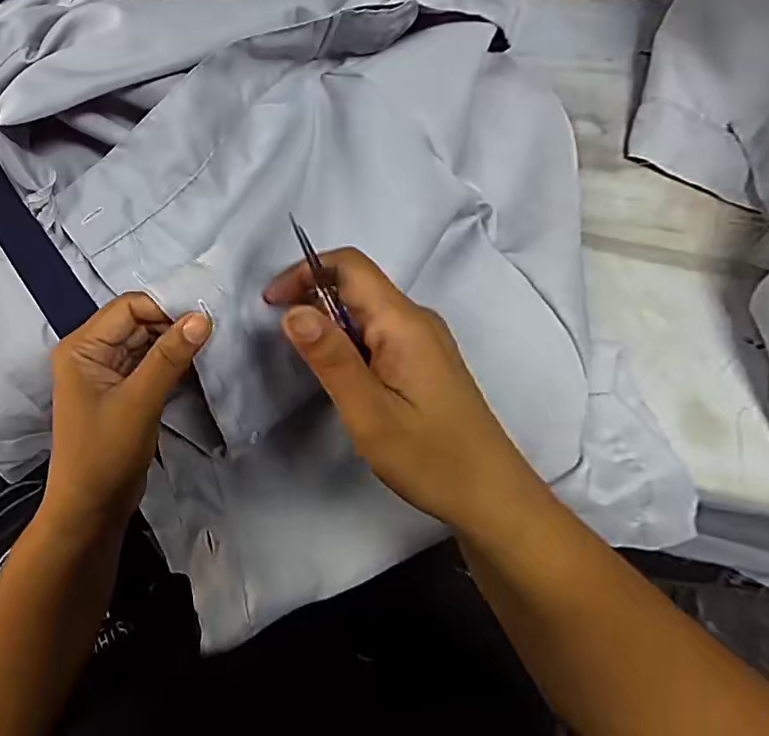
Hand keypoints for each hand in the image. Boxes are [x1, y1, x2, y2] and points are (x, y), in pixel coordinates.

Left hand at [43, 293, 209, 533]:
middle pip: (136, 321)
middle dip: (171, 324)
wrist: (90, 509)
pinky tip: (196, 364)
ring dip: (173, 343)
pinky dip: (168, 362)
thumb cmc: (105, 454)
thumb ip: (169, 357)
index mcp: (82, 346)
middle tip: (213, 330)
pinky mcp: (120, 389)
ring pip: (144, 342)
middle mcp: (89, 351)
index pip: (126, 308)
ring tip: (210, 344)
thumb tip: (201, 318)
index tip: (204, 315)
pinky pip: (146, 363)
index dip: (164, 307)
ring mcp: (104, 371)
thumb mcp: (140, 401)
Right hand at [265, 248, 546, 534]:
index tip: (272, 303)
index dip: (304, 272)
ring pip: (363, 307)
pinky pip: (375, 329)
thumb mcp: (369, 413)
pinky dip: (344, 338)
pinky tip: (339, 373)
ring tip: (307, 359)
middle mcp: (416, 320)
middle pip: (354, 283)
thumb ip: (330, 357)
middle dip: (310, 296)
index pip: (349, 266)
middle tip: (282, 336)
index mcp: (403, 323)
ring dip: (326, 320)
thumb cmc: (432, 459)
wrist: (496, 502)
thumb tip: (292, 310)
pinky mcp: (423, 359)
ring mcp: (423, 339)